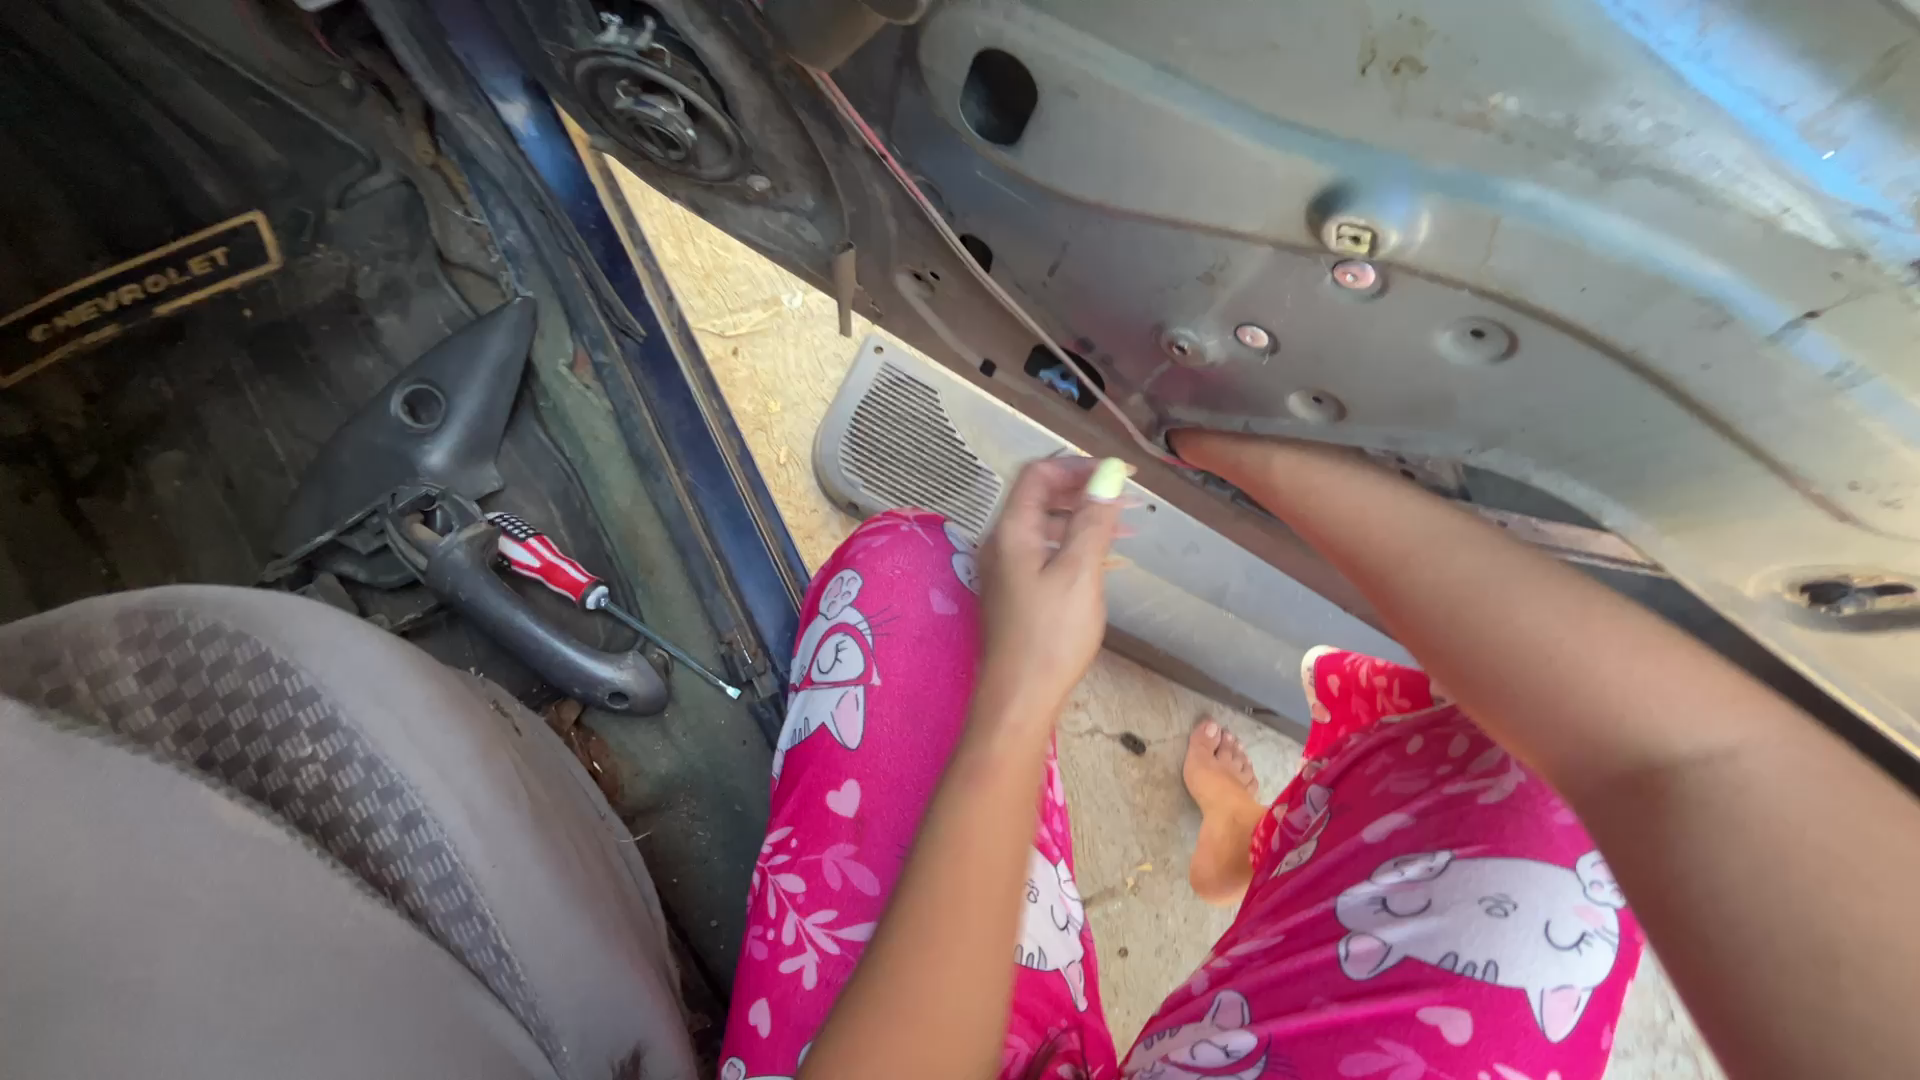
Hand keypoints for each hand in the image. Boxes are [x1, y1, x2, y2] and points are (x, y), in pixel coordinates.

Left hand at [974, 457, 1124, 717]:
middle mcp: (1002, 542)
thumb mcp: (1079, 571)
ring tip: (1128, 527)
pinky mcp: (1017, 591)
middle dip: (1086, 491)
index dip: (1080, 465)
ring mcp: (1007, 568)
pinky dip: (1076, 546)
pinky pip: (1047, 553)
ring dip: (1085, 520)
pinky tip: (1107, 559)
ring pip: (1048, 527)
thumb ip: (1092, 519)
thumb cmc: (1051, 634)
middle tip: (1130, 499)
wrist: (1020, 696)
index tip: (1122, 475)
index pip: (1040, 473)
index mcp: (1011, 529)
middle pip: (1042, 497)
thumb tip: (1109, 474)